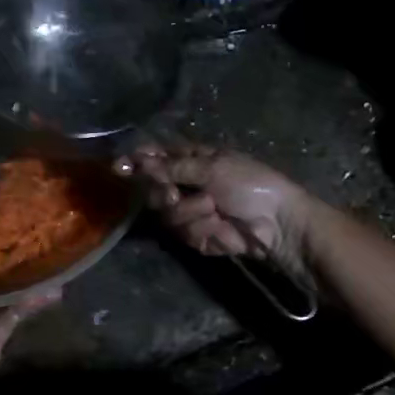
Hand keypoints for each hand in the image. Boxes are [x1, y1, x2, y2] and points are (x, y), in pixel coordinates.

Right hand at [123, 142, 310, 269]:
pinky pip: (184, 233)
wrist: (276, 223)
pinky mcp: (198, 236)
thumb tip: (140, 160)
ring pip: (167, 214)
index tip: (119, 166)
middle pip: (154, 188)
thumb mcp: (213, 168)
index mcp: (194, 160)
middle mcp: (189, 184)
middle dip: (163, 193)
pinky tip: (220, 228)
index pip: (157, 157)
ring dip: (190, 212)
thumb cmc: (250, 184)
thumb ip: (174, 167)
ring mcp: (193, 212)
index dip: (137, 161)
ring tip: (213, 210)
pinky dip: (202, 230)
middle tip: (174, 195)